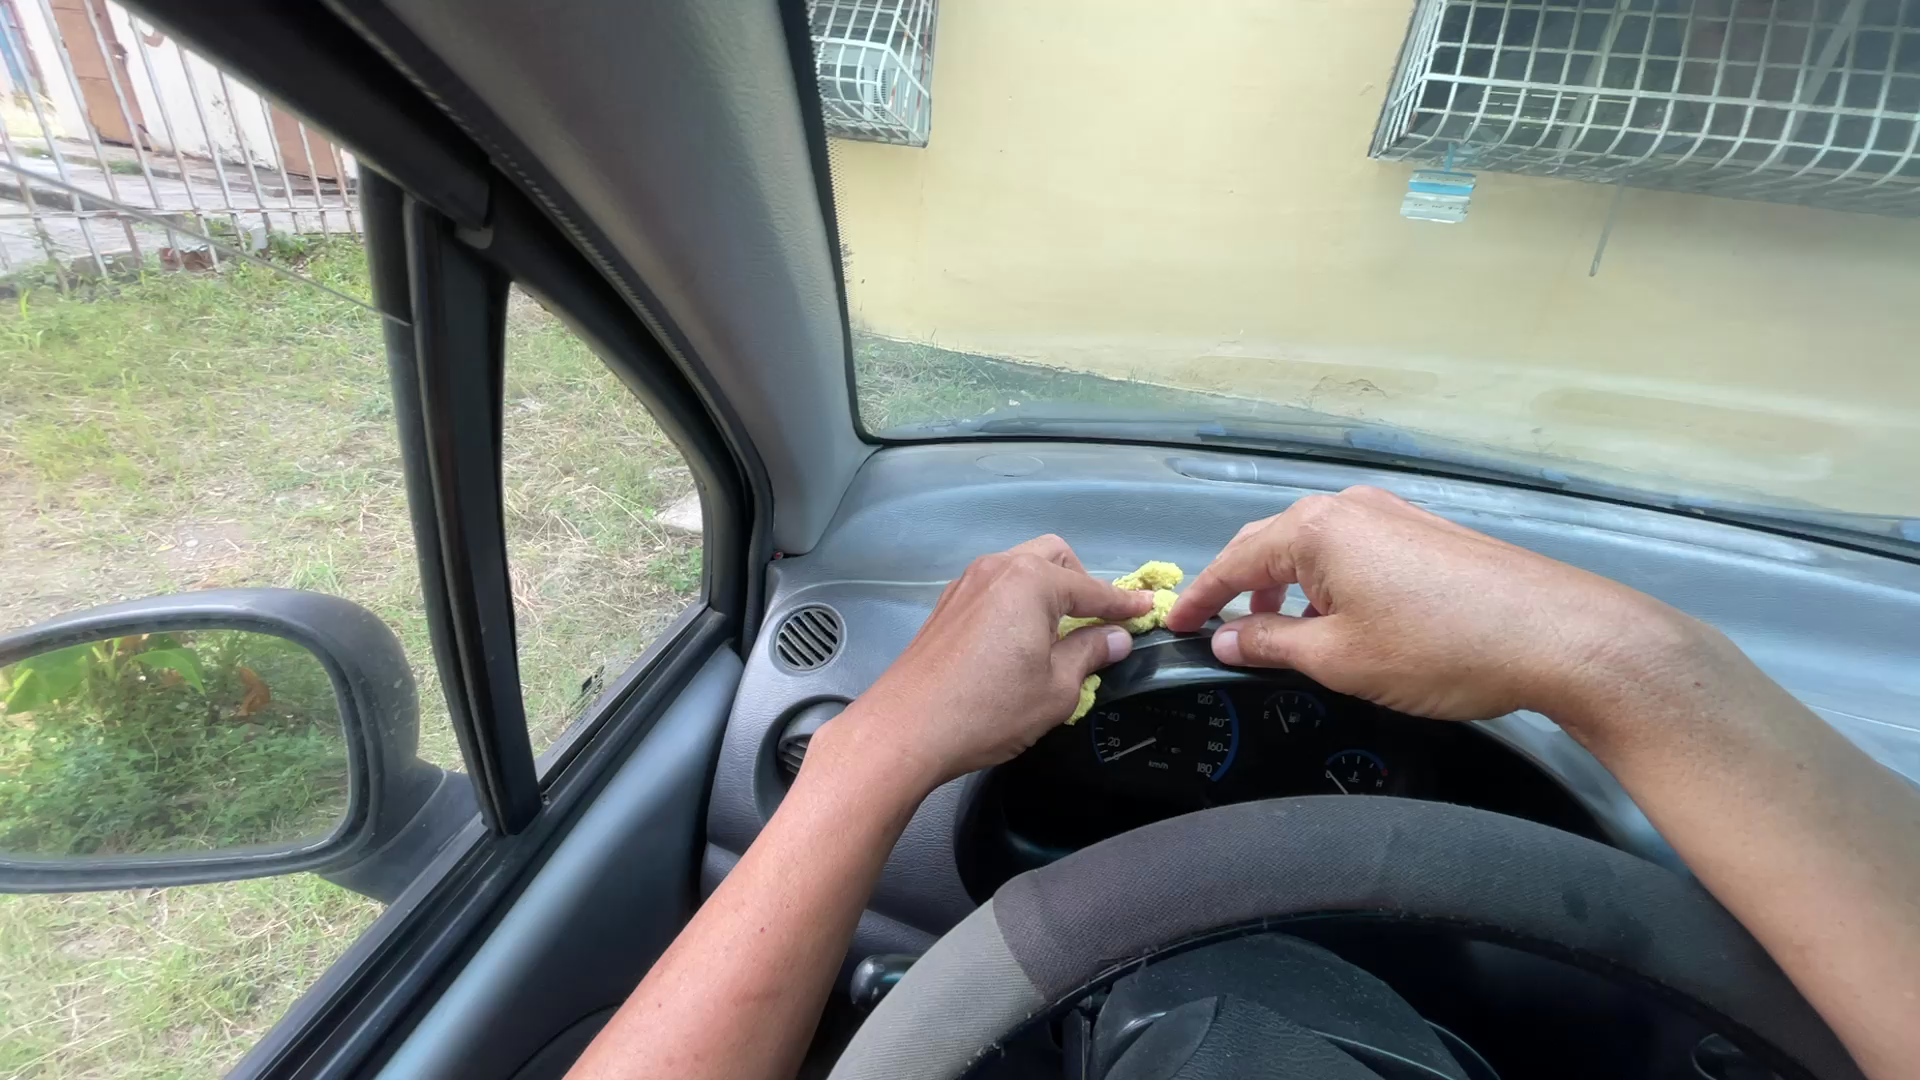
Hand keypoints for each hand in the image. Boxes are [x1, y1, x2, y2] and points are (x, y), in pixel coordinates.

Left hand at [821, 535, 1152, 792]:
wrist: (906, 727)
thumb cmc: (990, 709)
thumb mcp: (1057, 689)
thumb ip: (1090, 654)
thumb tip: (1117, 637)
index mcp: (1031, 581)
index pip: (1092, 588)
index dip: (1124, 603)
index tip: (1149, 609)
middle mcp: (997, 568)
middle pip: (1054, 557)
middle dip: (1082, 582)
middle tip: (1095, 622)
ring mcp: (966, 583)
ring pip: (1020, 568)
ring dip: (1048, 589)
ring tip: (1057, 633)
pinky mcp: (947, 604)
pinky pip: (995, 586)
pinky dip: (1018, 599)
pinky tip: (1018, 638)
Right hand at [1165, 486, 1703, 722]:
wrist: (1571, 638)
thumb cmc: (1438, 648)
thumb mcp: (1339, 658)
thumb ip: (1270, 644)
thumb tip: (1225, 639)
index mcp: (1314, 531)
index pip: (1234, 562)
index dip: (1201, 597)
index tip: (1176, 626)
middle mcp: (1345, 508)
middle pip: (1269, 545)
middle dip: (1241, 588)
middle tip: (1224, 628)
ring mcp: (1389, 513)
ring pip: (1311, 547)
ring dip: (1286, 587)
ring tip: (1285, 632)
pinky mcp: (1423, 528)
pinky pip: (1350, 548)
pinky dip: (1327, 580)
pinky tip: (1341, 616)